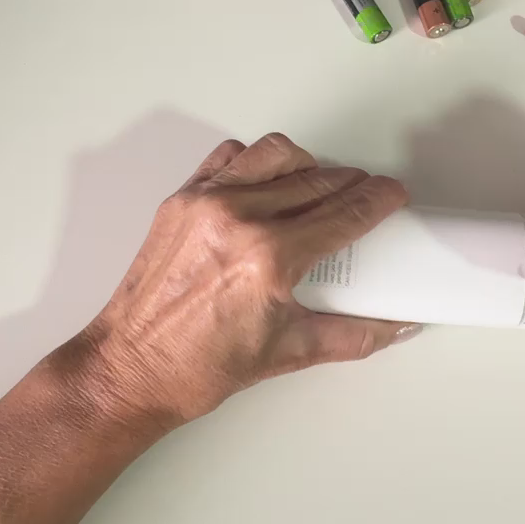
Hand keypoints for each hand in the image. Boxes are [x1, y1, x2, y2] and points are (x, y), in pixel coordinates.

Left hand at [67, 134, 414, 428]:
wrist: (131, 368)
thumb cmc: (198, 366)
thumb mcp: (288, 354)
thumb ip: (352, 335)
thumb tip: (394, 326)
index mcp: (270, 259)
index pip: (344, 215)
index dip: (378, 200)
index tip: (393, 193)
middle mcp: (239, 219)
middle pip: (317, 181)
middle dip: (351, 184)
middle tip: (364, 194)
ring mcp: (206, 203)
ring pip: (275, 155)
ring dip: (306, 164)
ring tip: (317, 184)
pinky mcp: (181, 199)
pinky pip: (229, 157)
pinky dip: (255, 162)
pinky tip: (265, 183)